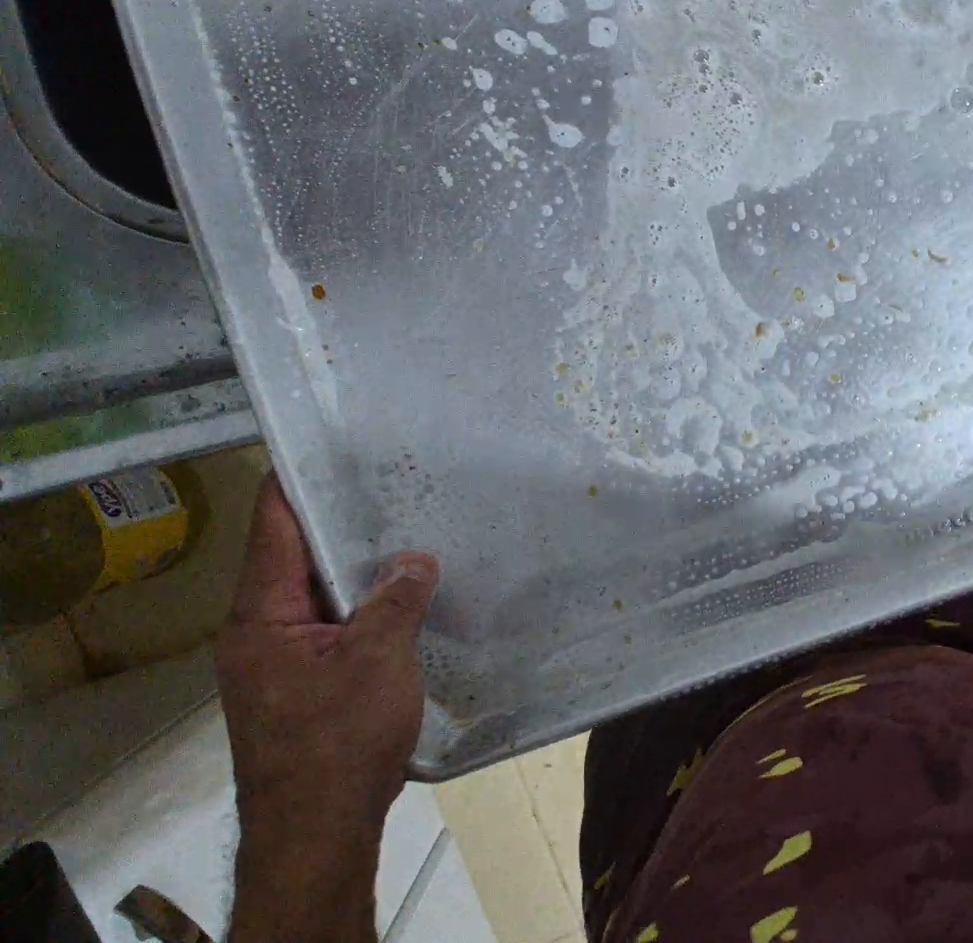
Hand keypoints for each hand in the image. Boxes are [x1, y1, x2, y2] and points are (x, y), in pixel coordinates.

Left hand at [216, 474, 437, 942]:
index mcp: (260, 618)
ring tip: (411, 530)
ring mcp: (285, 658)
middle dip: (340, 522)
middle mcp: (262, 631)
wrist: (321, 823)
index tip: (315, 447)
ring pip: (322, 593)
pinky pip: (339, 622)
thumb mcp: (377, 658)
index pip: (271, 532)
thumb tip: (415, 558)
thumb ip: (396, 600)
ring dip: (362, 566)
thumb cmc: (339, 736)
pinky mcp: (310, 680)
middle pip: (296, 559)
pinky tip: (411, 593)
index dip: (288, 487)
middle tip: (392, 482)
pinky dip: (370, 601)